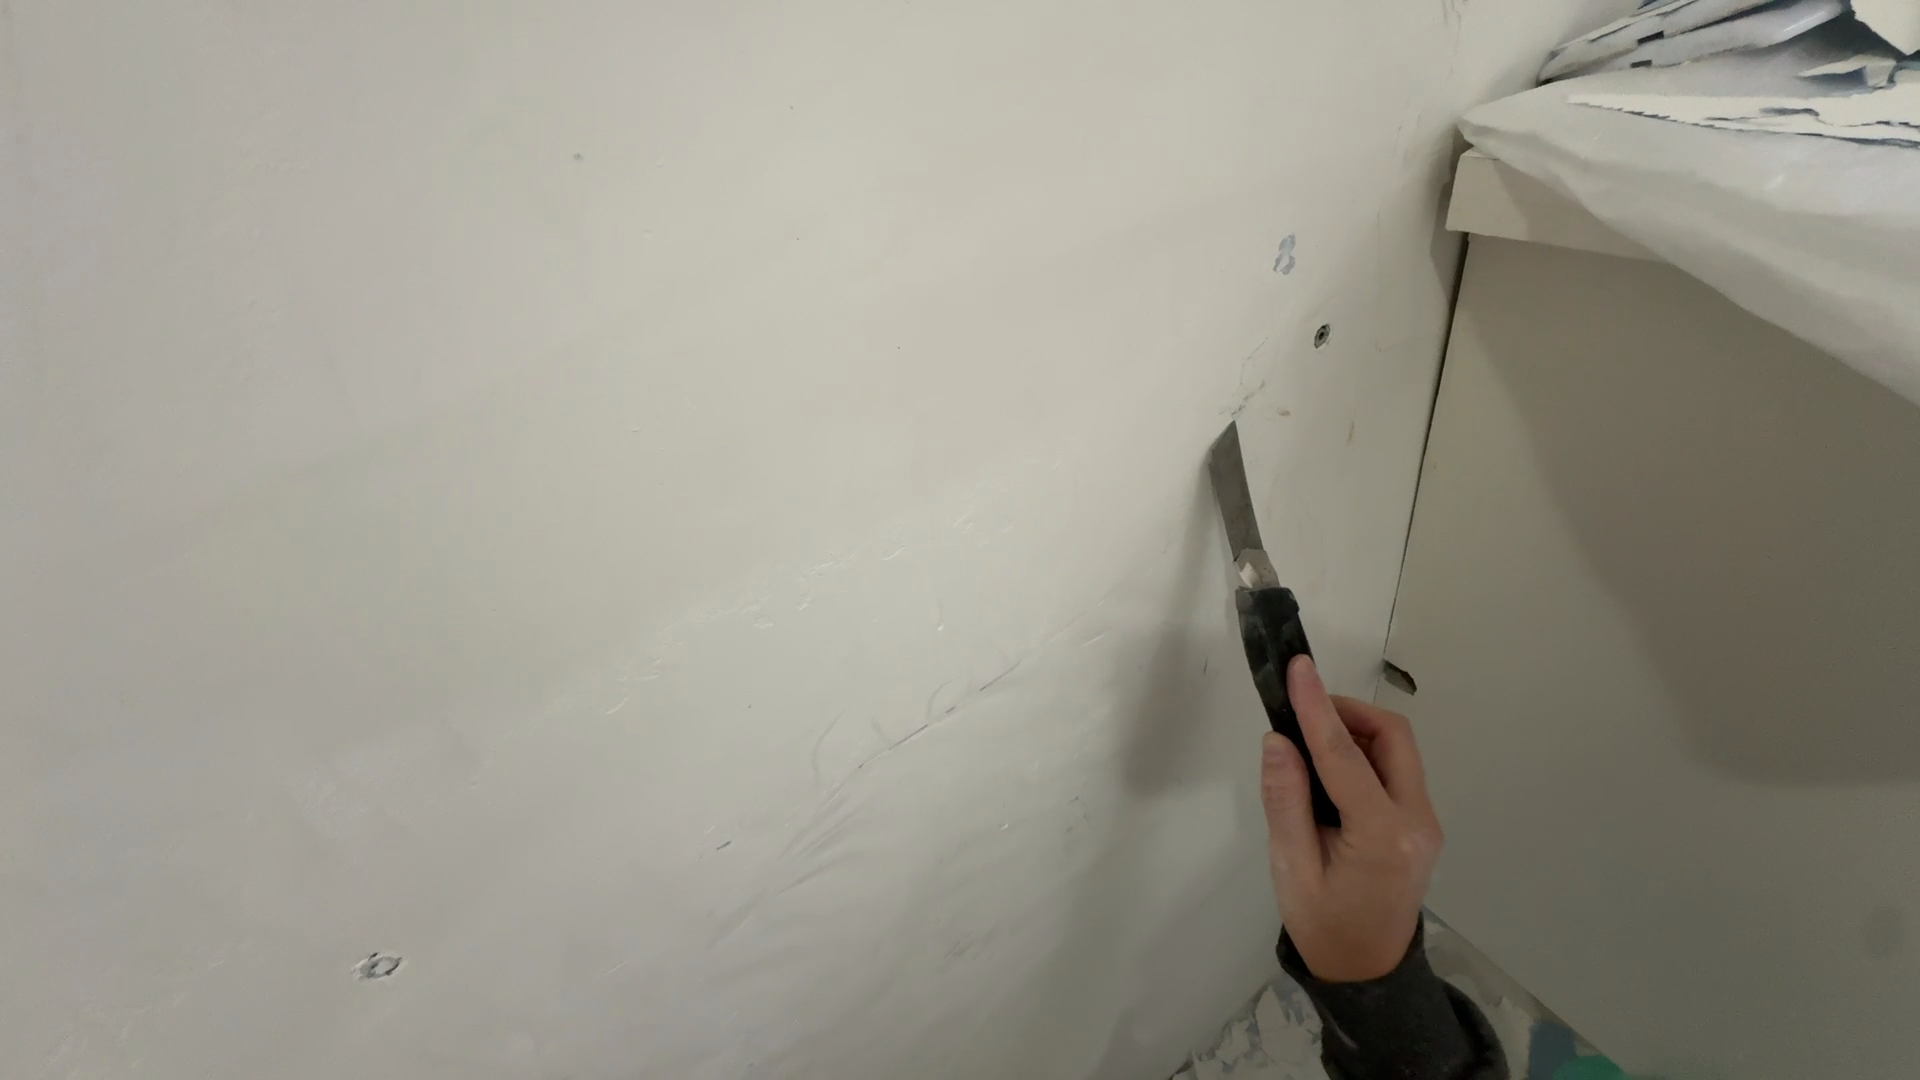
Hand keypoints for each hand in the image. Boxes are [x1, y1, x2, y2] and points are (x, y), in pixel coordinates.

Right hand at [1261, 654, 1443, 981]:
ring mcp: (1424, 821)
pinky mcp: (1418, 821)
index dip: (1316, 706)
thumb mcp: (1290, 867)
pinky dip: (1359, 749)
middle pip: (1391, 737)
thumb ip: (1285, 800)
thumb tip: (1278, 740)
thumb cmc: (1321, 923)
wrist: (1366, 970)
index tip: (1297, 666)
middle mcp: (1416, 821)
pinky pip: (1393, 766)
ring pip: (1396, 746)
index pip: (1344, 754)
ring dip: (1353, 727)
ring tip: (1306, 738)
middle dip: (1345, 710)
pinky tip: (1326, 764)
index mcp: (1383, 836)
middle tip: (1299, 710)